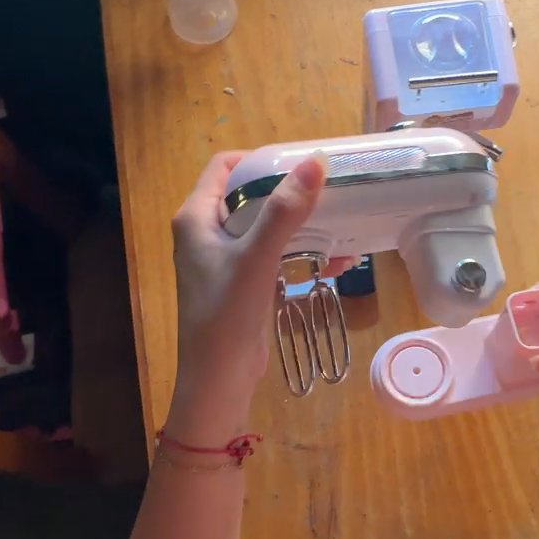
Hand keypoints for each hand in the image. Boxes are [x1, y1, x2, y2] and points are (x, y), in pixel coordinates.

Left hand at [168, 151, 336, 433]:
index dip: (260, 159)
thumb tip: (315, 164)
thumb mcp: (256, 259)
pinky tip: (338, 262)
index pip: (224, 167)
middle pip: (250, 195)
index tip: (300, 163)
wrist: (217, 379)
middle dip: (290, 193)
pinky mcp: (243, 284)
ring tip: (343, 226)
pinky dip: (302, 255)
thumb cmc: (225, 315)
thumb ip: (284, 212)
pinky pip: (275, 257)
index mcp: (196, 218)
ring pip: (267, 228)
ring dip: (303, 227)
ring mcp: (225, 260)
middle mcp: (207, 233)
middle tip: (330, 190)